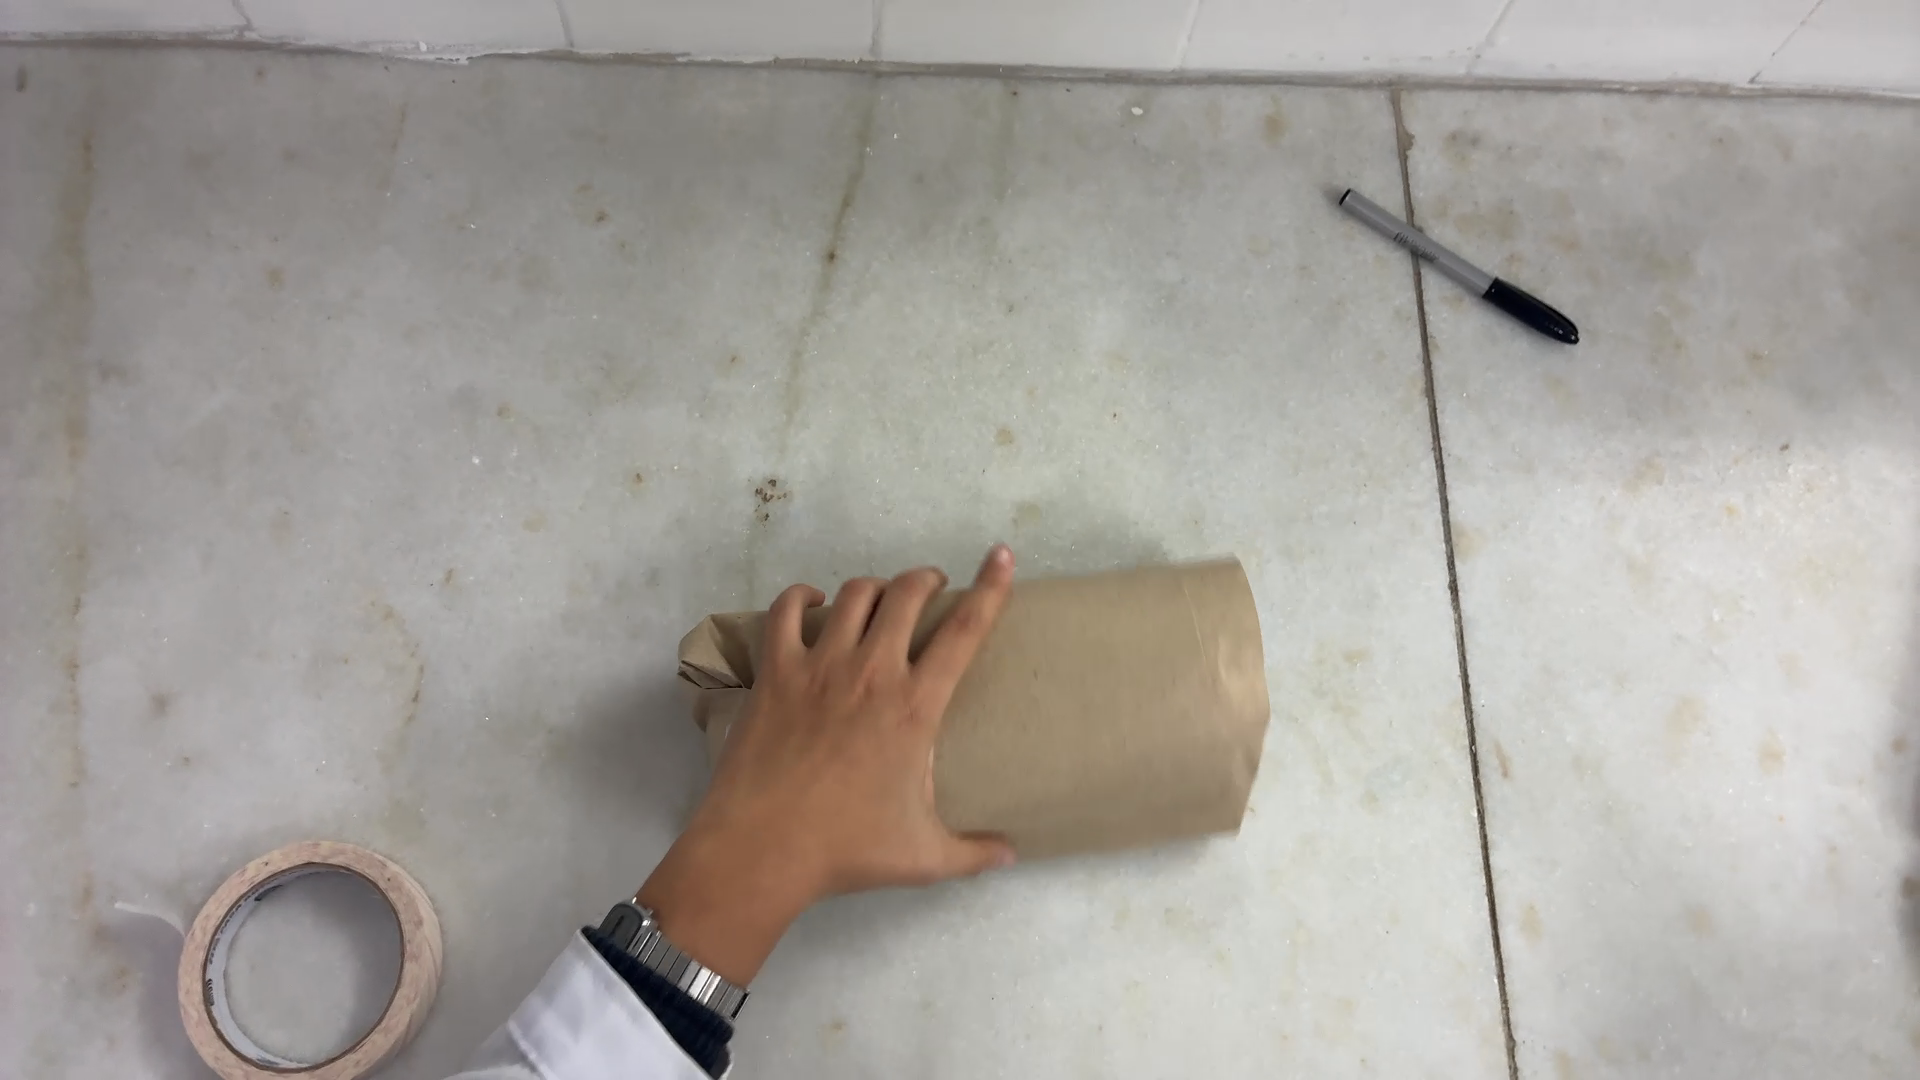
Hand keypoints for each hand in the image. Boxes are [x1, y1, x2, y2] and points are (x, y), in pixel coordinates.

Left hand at [636, 544, 1018, 984]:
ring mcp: (820, 665)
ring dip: (874, 589)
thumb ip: (974, 852)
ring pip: (854, 594)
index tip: (1000, 555)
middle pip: (906, 594)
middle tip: (930, 590)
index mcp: (915, 705)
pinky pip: (786, 611)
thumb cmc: (846, 848)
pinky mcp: (776, 670)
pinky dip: (801, 598)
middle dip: (925, 580)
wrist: (761, 850)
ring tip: (878, 601)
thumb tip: (1013, 857)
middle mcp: (872, 670)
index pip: (965, 632)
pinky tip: (811, 604)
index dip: (990, 588)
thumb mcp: (923, 856)